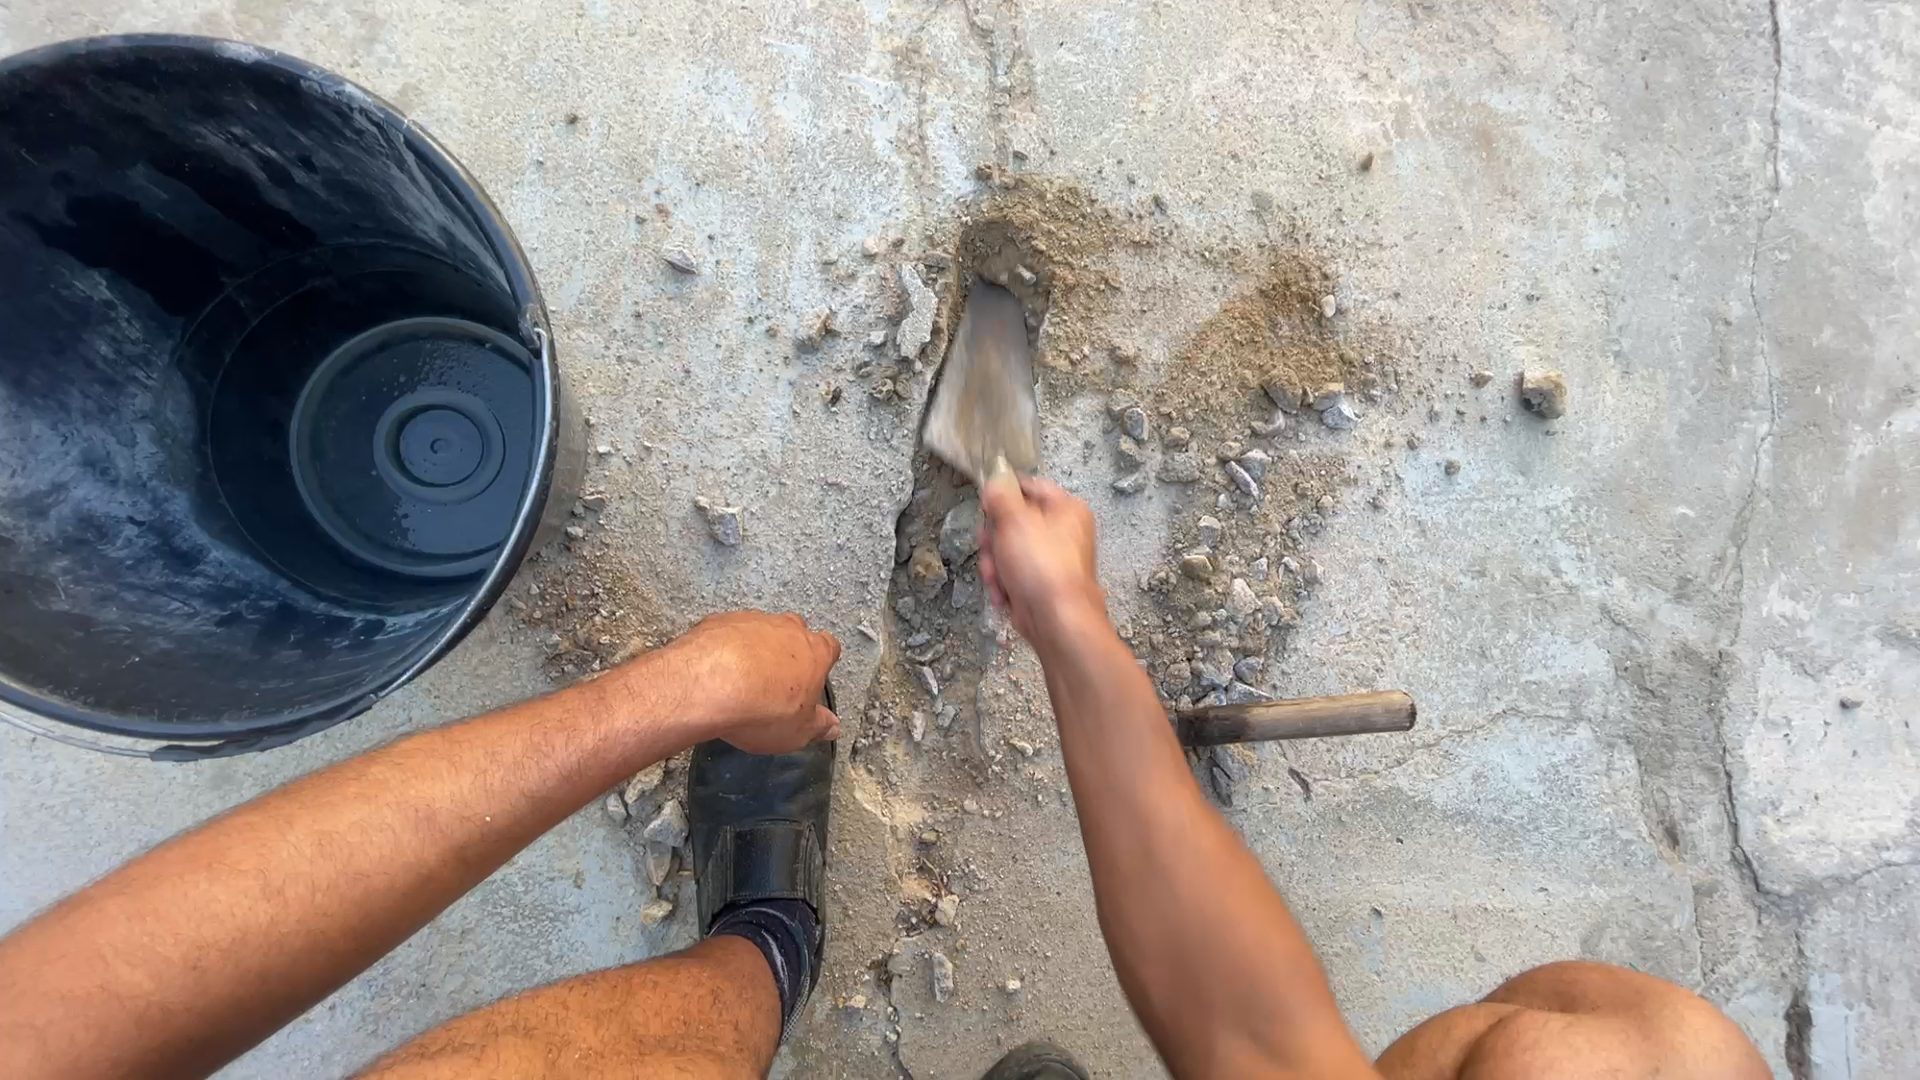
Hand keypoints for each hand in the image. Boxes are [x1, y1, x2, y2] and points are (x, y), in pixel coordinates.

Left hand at [658, 612, 841, 752]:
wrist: (710, 686)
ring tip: (741, 679)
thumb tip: (831, 727)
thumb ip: (818, 726)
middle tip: (775, 681)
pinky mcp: (721, 621)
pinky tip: (716, 671)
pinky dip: (725, 648)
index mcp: (815, 652)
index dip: (821, 662)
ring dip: (755, 649)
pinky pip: (728, 632)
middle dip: (788, 652)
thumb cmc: (761, 708)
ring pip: (761, 630)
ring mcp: (754, 621)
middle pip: (795, 633)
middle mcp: (788, 629)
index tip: (812, 677)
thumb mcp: (797, 732)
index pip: (830, 648)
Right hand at [977, 472, 1106, 644]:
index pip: (1029, 486)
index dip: (1003, 495)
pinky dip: (1004, 584)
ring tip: (997, 579)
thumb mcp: (1014, 520)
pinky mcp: (1042, 584)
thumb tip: (995, 481)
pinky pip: (1014, 574)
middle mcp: (1063, 532)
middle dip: (994, 540)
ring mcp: (1052, 560)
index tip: (985, 507)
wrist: (1056, 621)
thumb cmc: (1040, 566)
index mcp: (1066, 508)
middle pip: (1014, 522)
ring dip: (995, 565)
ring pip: (1009, 550)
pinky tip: (1003, 594)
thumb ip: (1001, 495)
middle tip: (989, 549)